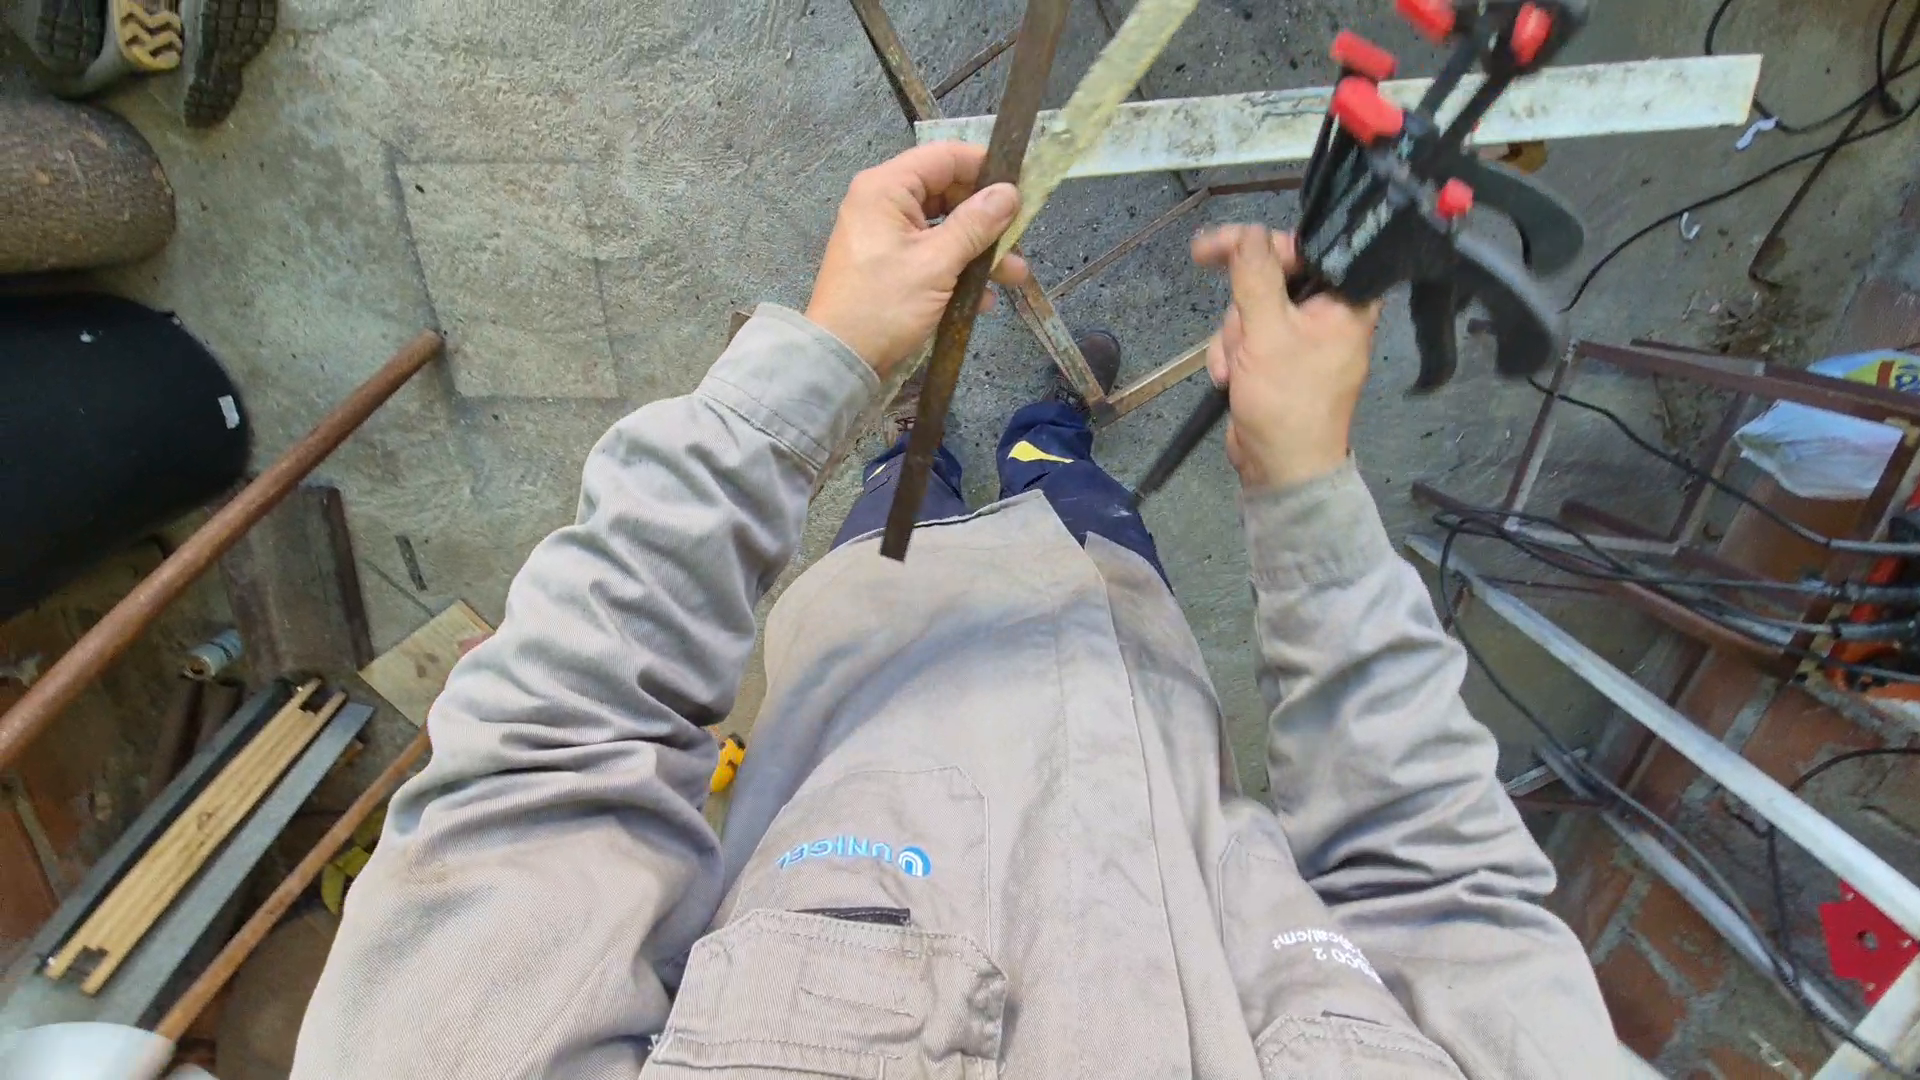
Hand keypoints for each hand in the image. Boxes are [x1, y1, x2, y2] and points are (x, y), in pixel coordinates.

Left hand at [806, 142, 1031, 376]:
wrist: (840, 360)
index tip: (1022, 186)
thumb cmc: (885, 305)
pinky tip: (983, 300)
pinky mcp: (891, 268)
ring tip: (1015, 276)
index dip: (986, 167)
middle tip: (1021, 240)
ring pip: (944, 231)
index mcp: (886, 188)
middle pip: (948, 195)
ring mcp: (887, 238)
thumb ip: (975, 225)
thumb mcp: (936, 264)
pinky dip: (957, 274)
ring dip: (980, 253)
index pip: (945, 157)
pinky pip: (931, 258)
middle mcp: (884, 204)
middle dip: (987, 221)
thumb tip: (1009, 193)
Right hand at [1191, 225, 1379, 490]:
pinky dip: (1230, 356)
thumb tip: (1247, 232)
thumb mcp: (1267, 335)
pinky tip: (1231, 381)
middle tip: (1240, 342)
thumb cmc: (1286, 402)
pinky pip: (1243, 337)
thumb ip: (1256, 278)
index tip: (1211, 249)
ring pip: (1247, 310)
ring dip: (1231, 341)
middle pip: (1267, 279)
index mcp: (1344, 298)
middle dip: (1241, 314)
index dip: (1257, 246)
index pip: (1301, 247)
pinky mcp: (1274, 356)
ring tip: (1237, 372)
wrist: (1280, 468)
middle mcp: (1325, 311)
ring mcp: (1298, 336)